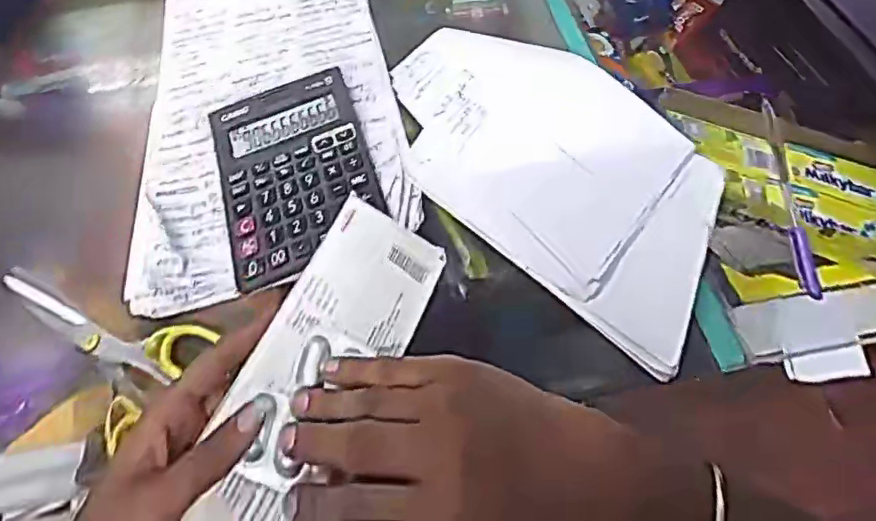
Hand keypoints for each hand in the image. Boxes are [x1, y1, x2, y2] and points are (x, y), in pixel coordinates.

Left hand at [76, 295, 280, 520]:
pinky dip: (254, 445)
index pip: (213, 363)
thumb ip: (208, 454)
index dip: (246, 333)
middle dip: (262, 367)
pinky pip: (230, 454)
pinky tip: (274, 446)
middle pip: (228, 387)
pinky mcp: (191, 483)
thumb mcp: (162, 492)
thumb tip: (254, 414)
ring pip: (232, 421)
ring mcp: (185, 456)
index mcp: (164, 415)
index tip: (275, 312)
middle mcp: (177, 428)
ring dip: (261, 408)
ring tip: (295, 395)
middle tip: (299, 353)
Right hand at [285, 355, 710, 520]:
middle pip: (355, 448)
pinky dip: (362, 369)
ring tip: (301, 405)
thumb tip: (352, 509)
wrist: (588, 471)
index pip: (356, 507)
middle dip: (314, 447)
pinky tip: (341, 370)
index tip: (297, 500)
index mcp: (440, 511)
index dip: (318, 504)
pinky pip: (395, 370)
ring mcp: (443, 406)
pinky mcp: (453, 373)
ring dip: (330, 404)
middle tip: (287, 443)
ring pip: (368, 403)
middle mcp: (435, 456)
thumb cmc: (535, 512)